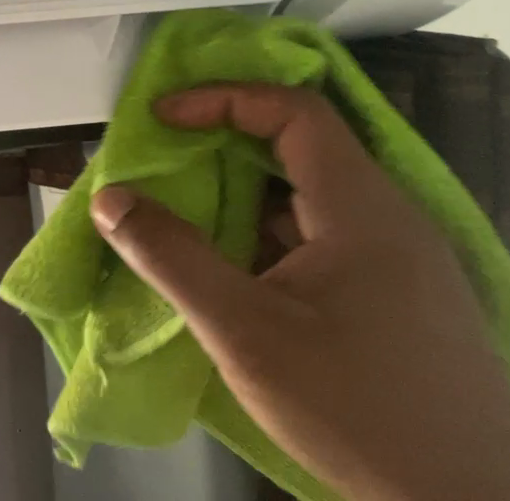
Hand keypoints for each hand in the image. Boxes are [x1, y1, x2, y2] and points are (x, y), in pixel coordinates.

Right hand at [91, 84, 509, 500]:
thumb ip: (171, 256)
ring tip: (178, 213)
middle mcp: (391, 225)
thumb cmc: (359, 411)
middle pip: (300, 149)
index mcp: (365, 214)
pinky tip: (228, 269)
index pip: (296, 113)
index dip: (222, 98)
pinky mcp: (398, 301)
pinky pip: (320, 238)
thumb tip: (109, 198)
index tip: (162, 118)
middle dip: (220, 143)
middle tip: (159, 158)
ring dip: (238, 194)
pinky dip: (262, 233)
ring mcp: (400, 265)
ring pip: (307, 199)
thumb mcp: (245, 331)